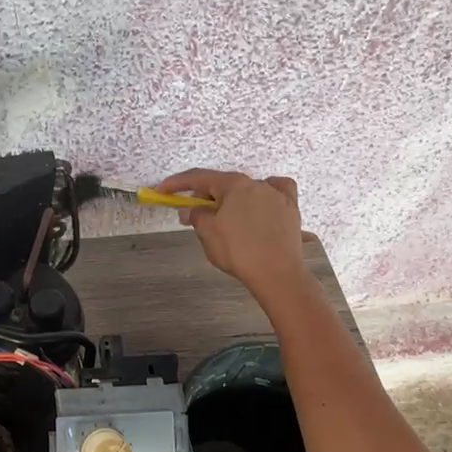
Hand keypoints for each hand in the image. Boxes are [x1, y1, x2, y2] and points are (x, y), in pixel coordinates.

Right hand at [157, 168, 306, 295]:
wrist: (276, 272)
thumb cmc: (238, 251)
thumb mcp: (208, 233)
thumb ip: (196, 215)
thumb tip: (191, 209)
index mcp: (233, 185)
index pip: (199, 178)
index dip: (177, 183)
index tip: (162, 190)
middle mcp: (255, 183)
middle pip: (223, 183)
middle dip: (204, 194)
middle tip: (192, 211)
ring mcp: (275, 194)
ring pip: (247, 189)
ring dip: (231, 198)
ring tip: (225, 216)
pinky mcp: (290, 207)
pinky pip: (277, 190)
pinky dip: (266, 192)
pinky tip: (262, 201)